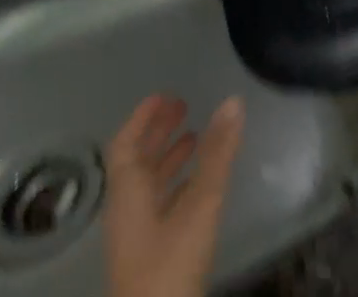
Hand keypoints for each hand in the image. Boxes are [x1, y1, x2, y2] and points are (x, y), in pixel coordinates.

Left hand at [104, 95, 244, 296]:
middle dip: (157, 132)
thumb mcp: (201, 204)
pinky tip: (199, 180)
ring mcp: (136, 230)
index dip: (143, 119)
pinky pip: (159, 200)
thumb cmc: (171, 261)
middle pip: (135, 163)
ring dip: (168, 155)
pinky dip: (177, 179)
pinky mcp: (150, 247)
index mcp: (128, 195)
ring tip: (196, 135)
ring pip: (147, 183)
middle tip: (184, 106)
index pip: (125, 146)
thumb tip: (232, 102)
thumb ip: (217, 154)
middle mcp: (126, 209)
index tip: (165, 95)